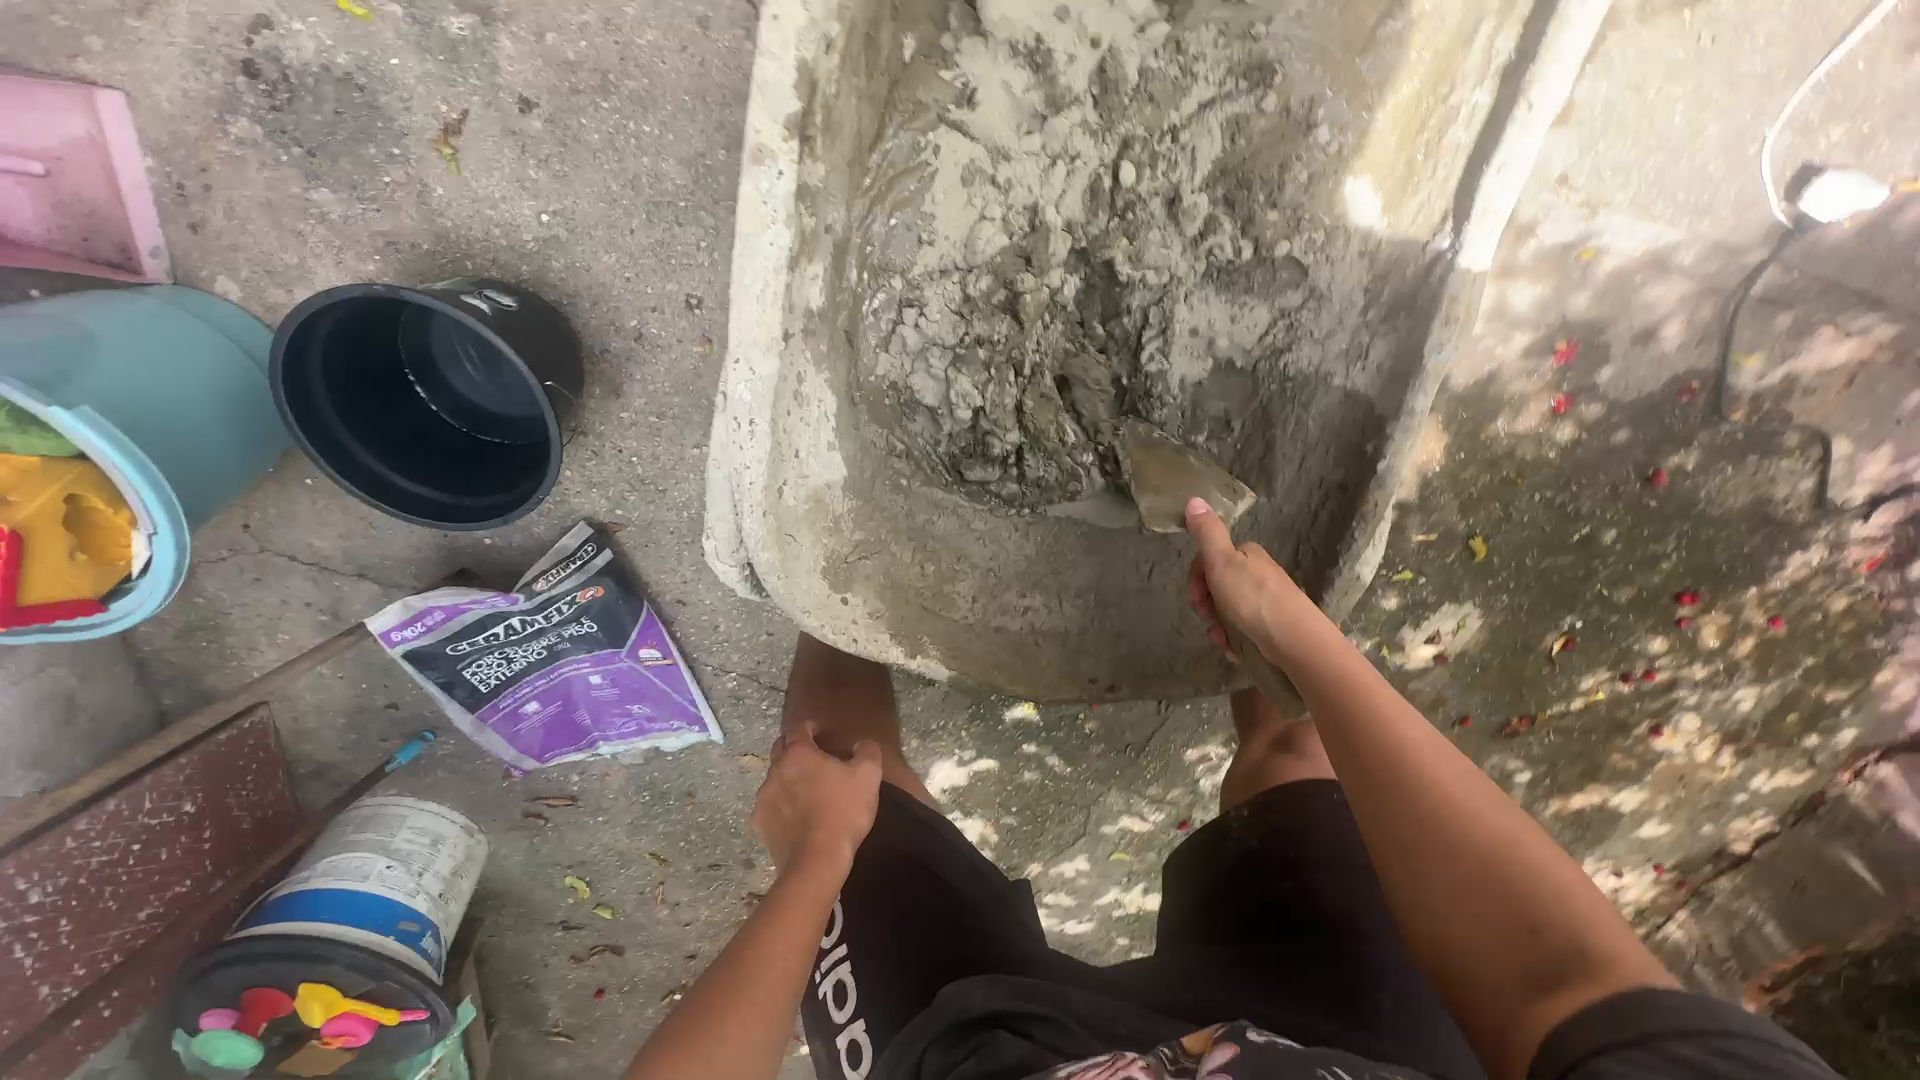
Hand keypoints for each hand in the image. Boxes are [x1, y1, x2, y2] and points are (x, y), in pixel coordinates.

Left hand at [751, 721, 882, 879]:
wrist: (817, 860)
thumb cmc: (844, 812)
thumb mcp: (868, 776)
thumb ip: (867, 751)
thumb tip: (862, 743)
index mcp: (799, 754)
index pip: (798, 729)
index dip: (809, 727)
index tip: (819, 731)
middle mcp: (776, 770)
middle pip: (780, 749)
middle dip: (793, 747)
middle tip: (812, 756)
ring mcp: (764, 798)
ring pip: (774, 778)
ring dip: (787, 777)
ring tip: (805, 789)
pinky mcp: (760, 823)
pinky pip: (770, 805)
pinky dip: (781, 804)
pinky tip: (795, 816)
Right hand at [1185, 497, 1309, 662]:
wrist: (1294, 639)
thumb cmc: (1253, 598)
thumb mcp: (1222, 561)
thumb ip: (1206, 532)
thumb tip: (1193, 499)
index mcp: (1246, 554)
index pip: (1208, 561)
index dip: (1196, 580)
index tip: (1197, 599)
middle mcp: (1257, 573)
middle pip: (1216, 587)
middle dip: (1207, 607)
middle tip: (1210, 621)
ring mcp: (1265, 599)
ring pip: (1227, 610)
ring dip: (1218, 627)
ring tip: (1222, 640)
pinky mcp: (1271, 623)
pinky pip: (1243, 629)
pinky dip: (1234, 639)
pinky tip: (1234, 649)